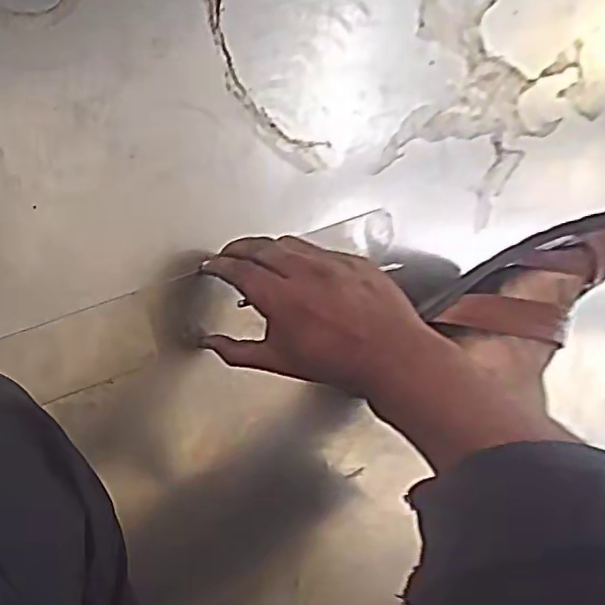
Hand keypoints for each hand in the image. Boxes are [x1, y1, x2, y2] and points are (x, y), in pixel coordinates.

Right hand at [200, 236, 459, 399]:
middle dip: (236, 249)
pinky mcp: (356, 262)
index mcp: (282, 298)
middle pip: (260, 247)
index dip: (219, 265)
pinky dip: (299, 253)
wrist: (392, 357)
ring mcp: (334, 265)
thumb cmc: (340, 361)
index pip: (239, 270)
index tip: (211, 265)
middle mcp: (307, 275)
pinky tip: (296, 265)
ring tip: (257, 256)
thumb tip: (211, 343)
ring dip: (265, 247)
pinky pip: (318, 249)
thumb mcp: (276, 361)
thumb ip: (235, 351)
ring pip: (289, 243)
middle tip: (226, 255)